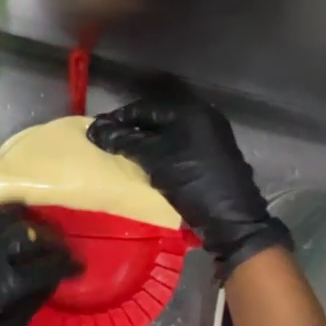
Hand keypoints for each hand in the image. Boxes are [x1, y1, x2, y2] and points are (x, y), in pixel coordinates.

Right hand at [87, 80, 289, 273]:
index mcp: (189, 111)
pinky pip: (178, 148)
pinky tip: (145, 165)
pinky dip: (160, 154)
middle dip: (131, 131)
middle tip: (108, 143)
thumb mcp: (153, 158)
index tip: (97, 131)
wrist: (231, 218)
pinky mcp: (211, 157)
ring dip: (145, 144)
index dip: (118, 119)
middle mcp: (202, 118)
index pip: (144, 108)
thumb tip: (94, 130)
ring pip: (167, 135)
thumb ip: (123, 141)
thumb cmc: (191, 180)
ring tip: (122, 155)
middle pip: (156, 119)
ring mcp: (209, 138)